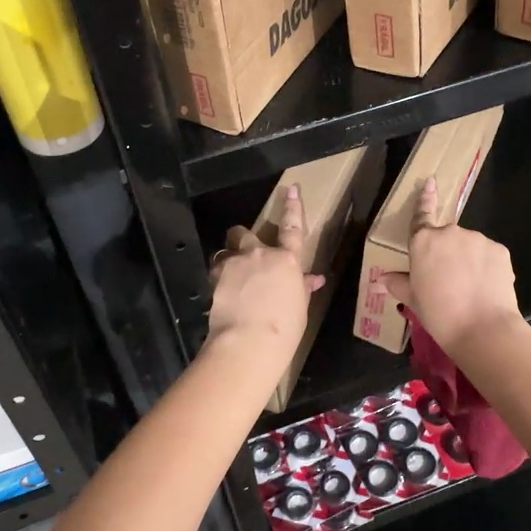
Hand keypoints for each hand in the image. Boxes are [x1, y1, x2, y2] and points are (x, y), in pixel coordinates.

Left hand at [205, 186, 323, 354]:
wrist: (249, 340)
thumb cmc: (284, 328)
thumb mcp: (299, 308)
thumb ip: (303, 288)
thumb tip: (314, 279)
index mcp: (287, 260)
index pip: (292, 228)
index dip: (293, 208)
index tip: (292, 189)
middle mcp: (260, 254)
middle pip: (245, 234)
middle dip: (242, 239)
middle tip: (245, 254)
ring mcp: (236, 263)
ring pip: (225, 249)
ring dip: (228, 258)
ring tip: (231, 275)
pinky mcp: (216, 277)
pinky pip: (216, 269)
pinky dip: (219, 277)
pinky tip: (222, 292)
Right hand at [379, 178, 522, 353]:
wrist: (482, 328)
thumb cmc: (439, 314)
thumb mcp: (413, 299)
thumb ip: (398, 284)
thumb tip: (379, 280)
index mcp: (423, 242)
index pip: (421, 215)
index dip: (425, 198)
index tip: (430, 182)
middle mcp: (450, 233)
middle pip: (446, 237)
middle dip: (446, 253)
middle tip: (447, 280)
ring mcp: (477, 239)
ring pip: (469, 246)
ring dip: (467, 260)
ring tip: (469, 288)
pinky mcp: (499, 250)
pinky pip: (488, 255)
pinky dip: (486, 267)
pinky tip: (485, 288)